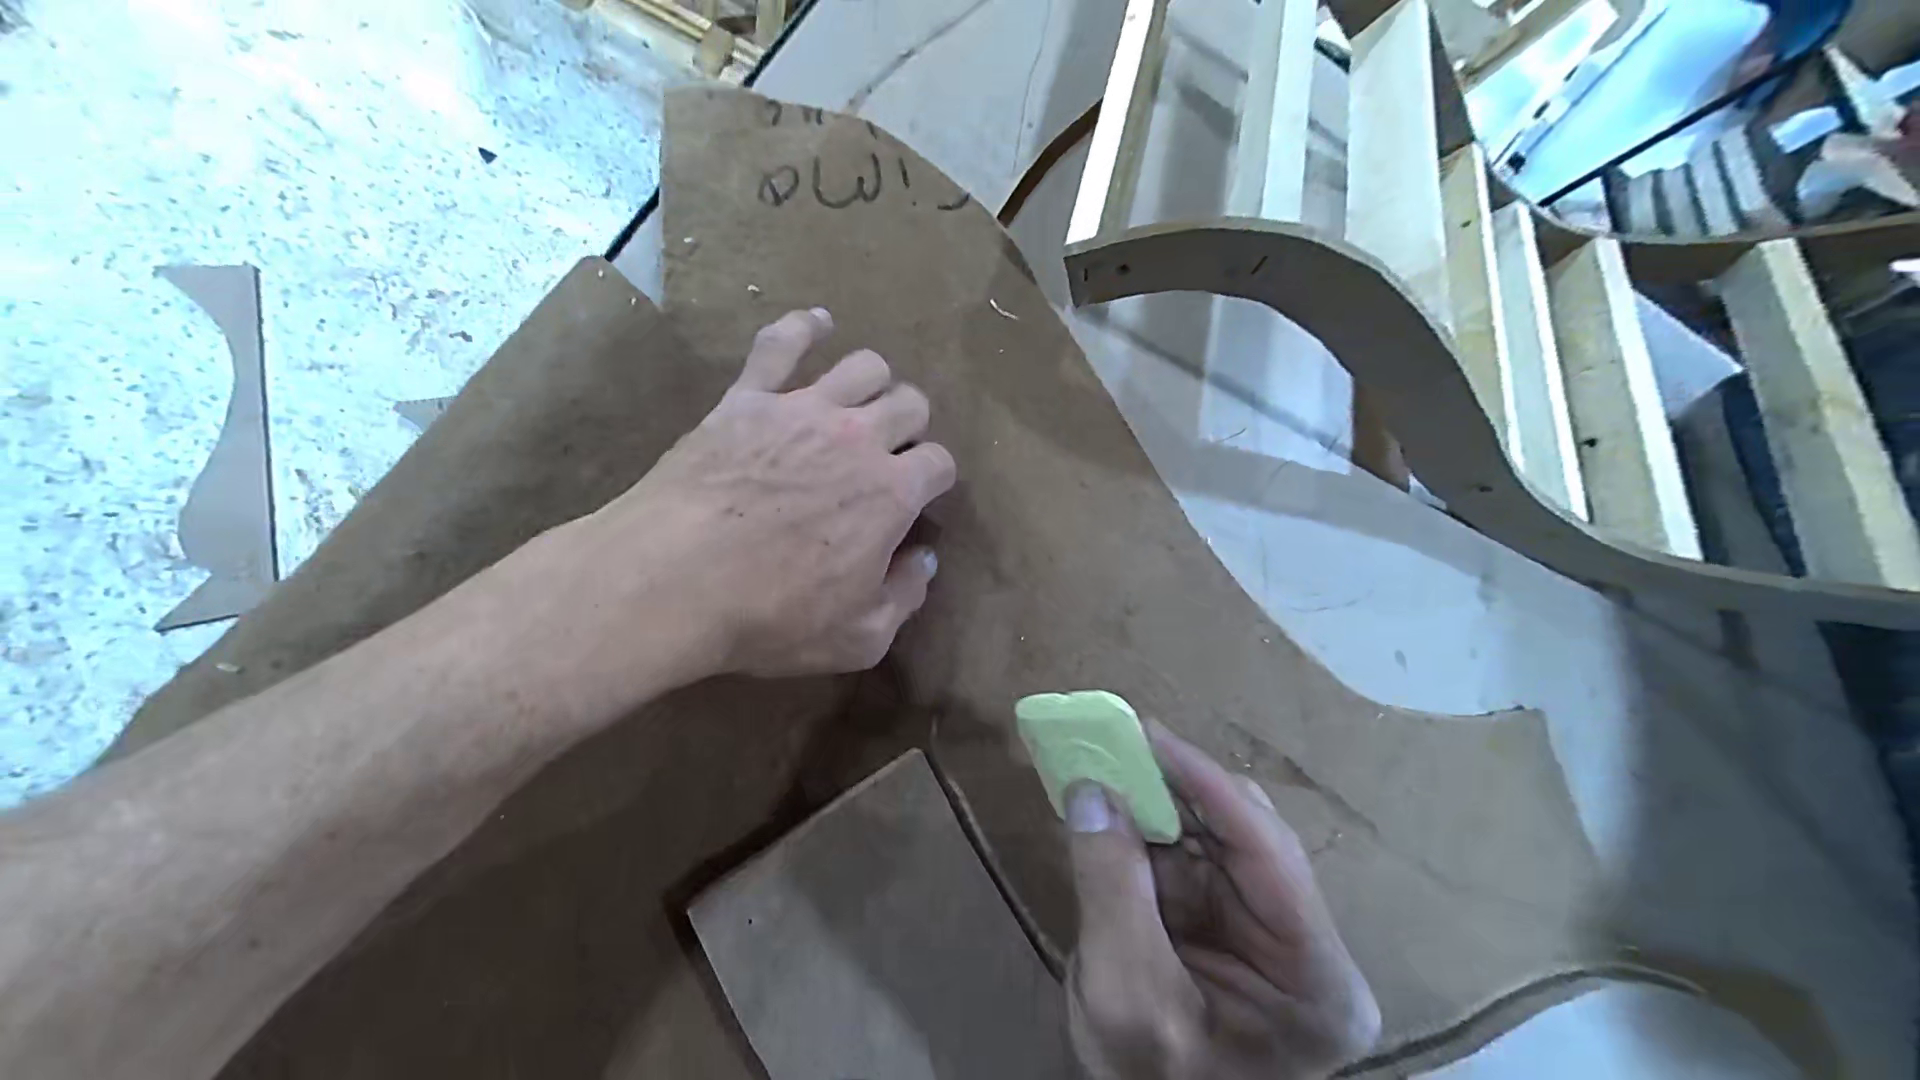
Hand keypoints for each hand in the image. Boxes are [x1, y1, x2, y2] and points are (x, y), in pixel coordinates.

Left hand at [509, 307, 955, 703]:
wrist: (671, 581)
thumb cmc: (770, 617)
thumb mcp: (859, 637)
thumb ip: (905, 597)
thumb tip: (923, 562)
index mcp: (892, 492)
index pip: (939, 463)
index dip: (935, 477)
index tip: (919, 496)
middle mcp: (859, 438)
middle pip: (910, 403)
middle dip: (911, 425)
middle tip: (890, 451)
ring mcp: (802, 409)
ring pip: (864, 365)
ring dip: (875, 381)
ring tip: (862, 401)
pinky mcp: (748, 397)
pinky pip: (782, 344)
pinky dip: (804, 327)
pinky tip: (818, 323)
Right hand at [1063, 722, 1378, 1079]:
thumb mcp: (1126, 998)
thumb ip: (1111, 889)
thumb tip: (1090, 789)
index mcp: (1315, 978)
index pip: (1268, 852)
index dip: (1205, 783)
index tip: (1148, 732)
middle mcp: (1301, 940)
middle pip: (1242, 832)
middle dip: (1175, 787)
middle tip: (1117, 744)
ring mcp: (1261, 925)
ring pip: (1210, 832)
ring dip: (1155, 800)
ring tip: (1108, 767)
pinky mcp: (1220, 915)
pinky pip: (1183, 850)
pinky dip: (1143, 824)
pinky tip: (1113, 808)